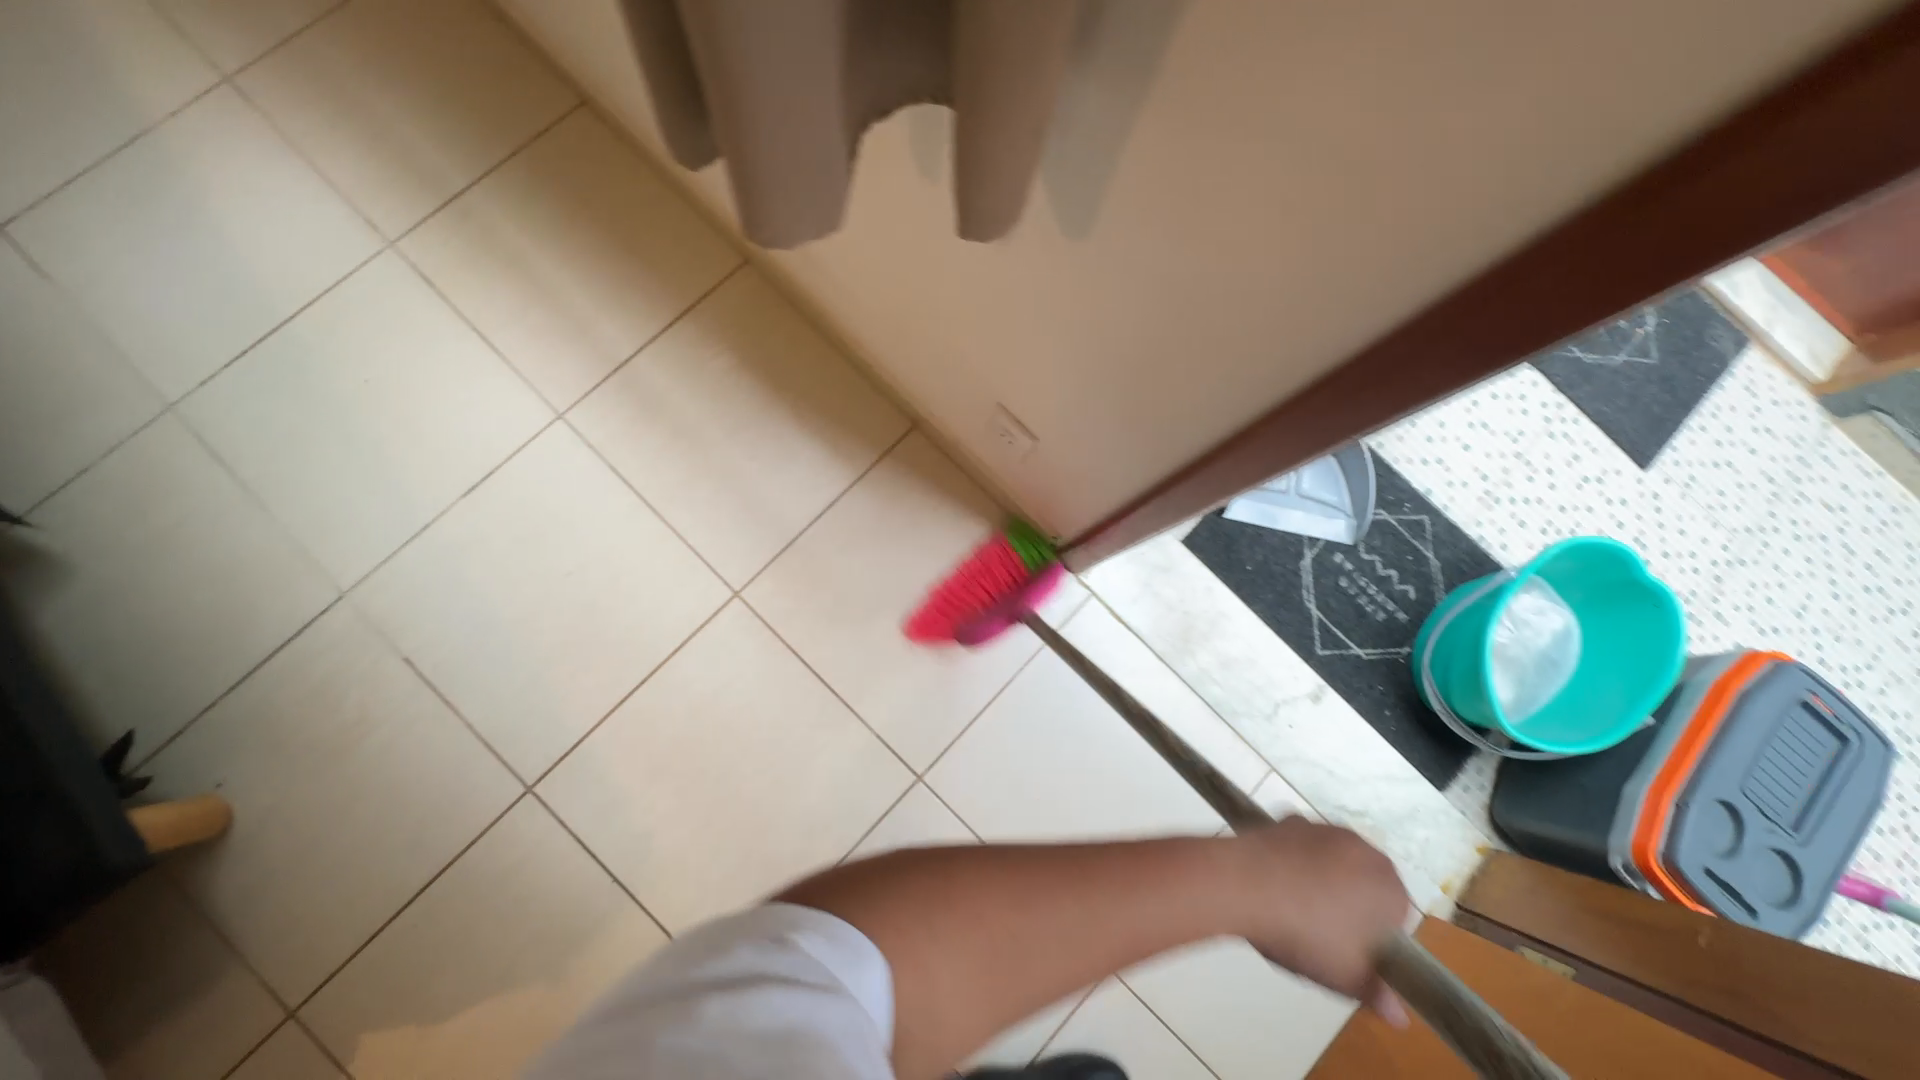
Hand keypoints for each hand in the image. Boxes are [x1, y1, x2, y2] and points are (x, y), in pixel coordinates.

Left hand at [1228, 818, 1411, 1026]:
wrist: (1243, 883)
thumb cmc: (1304, 933)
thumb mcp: (1344, 976)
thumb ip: (1376, 993)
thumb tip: (1399, 1017)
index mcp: (1390, 886)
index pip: (1396, 918)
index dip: (1374, 939)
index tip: (1349, 953)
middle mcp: (1364, 849)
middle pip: (1364, 884)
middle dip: (1349, 906)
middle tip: (1320, 933)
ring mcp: (1325, 828)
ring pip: (1333, 861)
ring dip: (1322, 879)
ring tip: (1292, 908)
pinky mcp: (1290, 820)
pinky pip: (1300, 845)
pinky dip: (1293, 858)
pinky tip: (1274, 879)